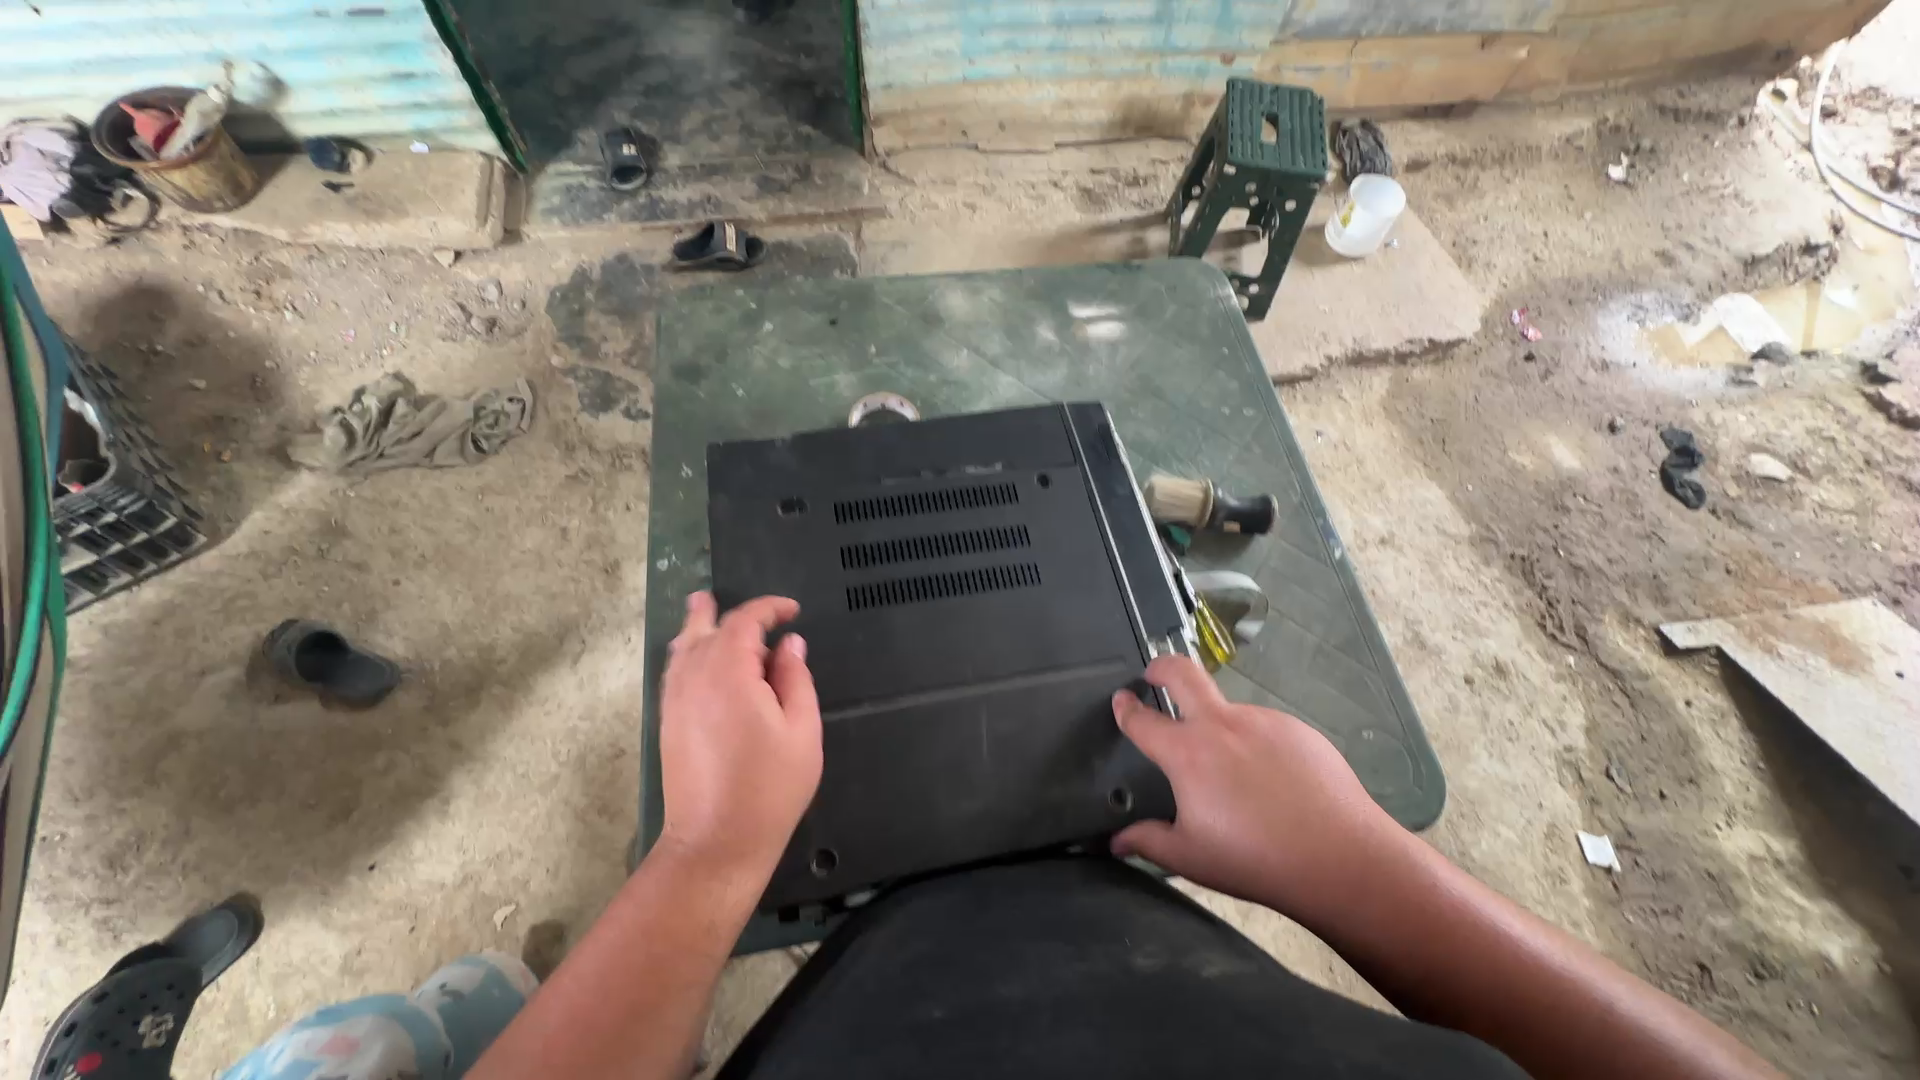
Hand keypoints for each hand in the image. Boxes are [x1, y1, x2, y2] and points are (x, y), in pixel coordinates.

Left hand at [656, 592, 821, 875]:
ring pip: (681, 651)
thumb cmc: (769, 787)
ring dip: (694, 630)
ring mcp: (675, 701)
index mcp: (729, 671)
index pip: (745, 622)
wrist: (717, 841)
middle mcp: (694, 677)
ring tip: (700, 613)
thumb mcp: (802, 729)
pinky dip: (685, 657)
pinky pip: (674, 674)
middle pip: (701, 629)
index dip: (769, 609)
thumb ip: (796, 679)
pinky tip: (694, 662)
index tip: (793, 612)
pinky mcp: (668, 724)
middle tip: (714, 595)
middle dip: (713, 610)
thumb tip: (790, 645)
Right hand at [1111, 655, 1402, 927]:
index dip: (1125, 707)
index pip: (1143, 719)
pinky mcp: (1298, 730)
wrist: (1341, 858)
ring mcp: (1264, 722)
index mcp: (1188, 753)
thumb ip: (1148, 842)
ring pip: (1229, 713)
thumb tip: (1117, 841)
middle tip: (1155, 675)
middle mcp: (1222, 725)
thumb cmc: (1255, 859)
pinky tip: (1274, 784)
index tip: (1122, 701)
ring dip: (1220, 730)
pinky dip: (1257, 747)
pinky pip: (1265, 730)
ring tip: (1237, 779)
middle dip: (1162, 667)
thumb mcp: (1191, 857)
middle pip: (1183, 672)